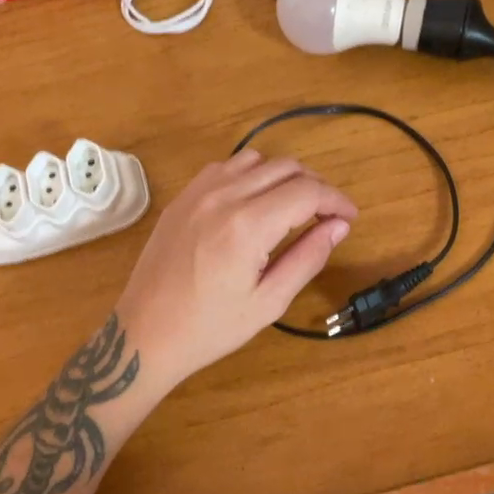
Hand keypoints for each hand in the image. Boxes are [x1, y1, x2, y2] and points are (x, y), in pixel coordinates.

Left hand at [115, 151, 356, 384]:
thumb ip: (307, 258)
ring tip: (293, 208)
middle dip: (315, 187)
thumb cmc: (210, 328)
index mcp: (247, 227)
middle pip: (286, 168)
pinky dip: (250, 175)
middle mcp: (223, 197)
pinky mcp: (182, 197)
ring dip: (283, 177)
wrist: (144, 333)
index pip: (307, 192)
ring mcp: (198, 192)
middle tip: (326, 217)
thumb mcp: (268, 302)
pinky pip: (225, 167)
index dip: (336, 201)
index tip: (349, 217)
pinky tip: (254, 203)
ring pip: (256, 160)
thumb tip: (339, 226)